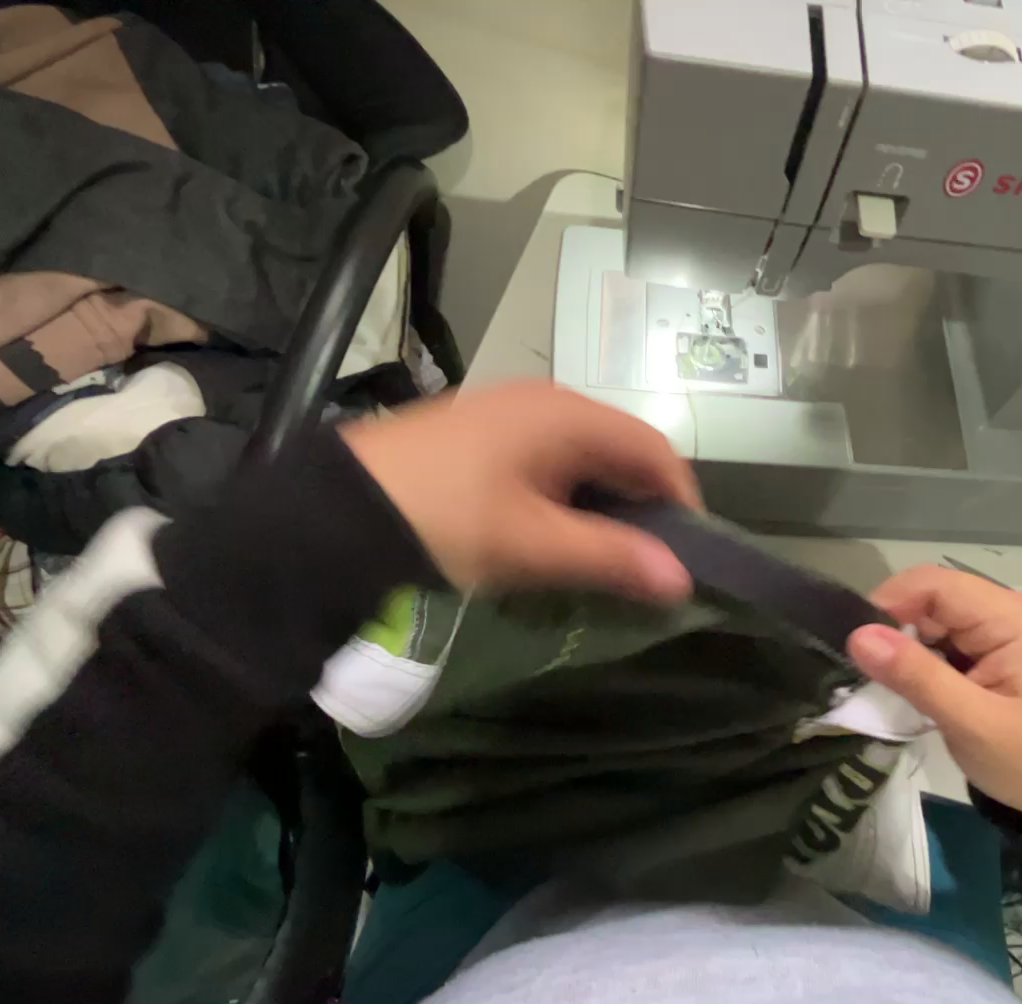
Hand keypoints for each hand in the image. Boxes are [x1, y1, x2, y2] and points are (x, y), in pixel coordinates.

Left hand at [337, 382, 699, 602]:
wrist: (332, 511)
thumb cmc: (442, 519)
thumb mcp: (530, 543)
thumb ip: (609, 558)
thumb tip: (681, 581)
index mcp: (566, 415)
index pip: (653, 448)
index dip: (681, 498)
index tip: (689, 553)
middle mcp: (546, 404)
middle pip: (622, 451)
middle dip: (642, 506)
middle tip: (647, 563)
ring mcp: (512, 417)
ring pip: (586, 460)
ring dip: (605, 506)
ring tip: (606, 557)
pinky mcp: (486, 438)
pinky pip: (552, 464)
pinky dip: (570, 500)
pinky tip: (557, 536)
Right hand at [847, 566, 1021, 822]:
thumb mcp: (973, 723)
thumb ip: (917, 677)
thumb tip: (858, 636)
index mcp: (1008, 617)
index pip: (933, 584)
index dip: (890, 603)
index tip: (857, 644)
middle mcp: (1000, 612)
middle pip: (927, 597)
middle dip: (893, 628)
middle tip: (869, 673)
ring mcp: (991, 632)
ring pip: (926, 619)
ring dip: (901, 647)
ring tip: (886, 685)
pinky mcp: (981, 654)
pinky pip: (934, 641)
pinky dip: (914, 661)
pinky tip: (907, 688)